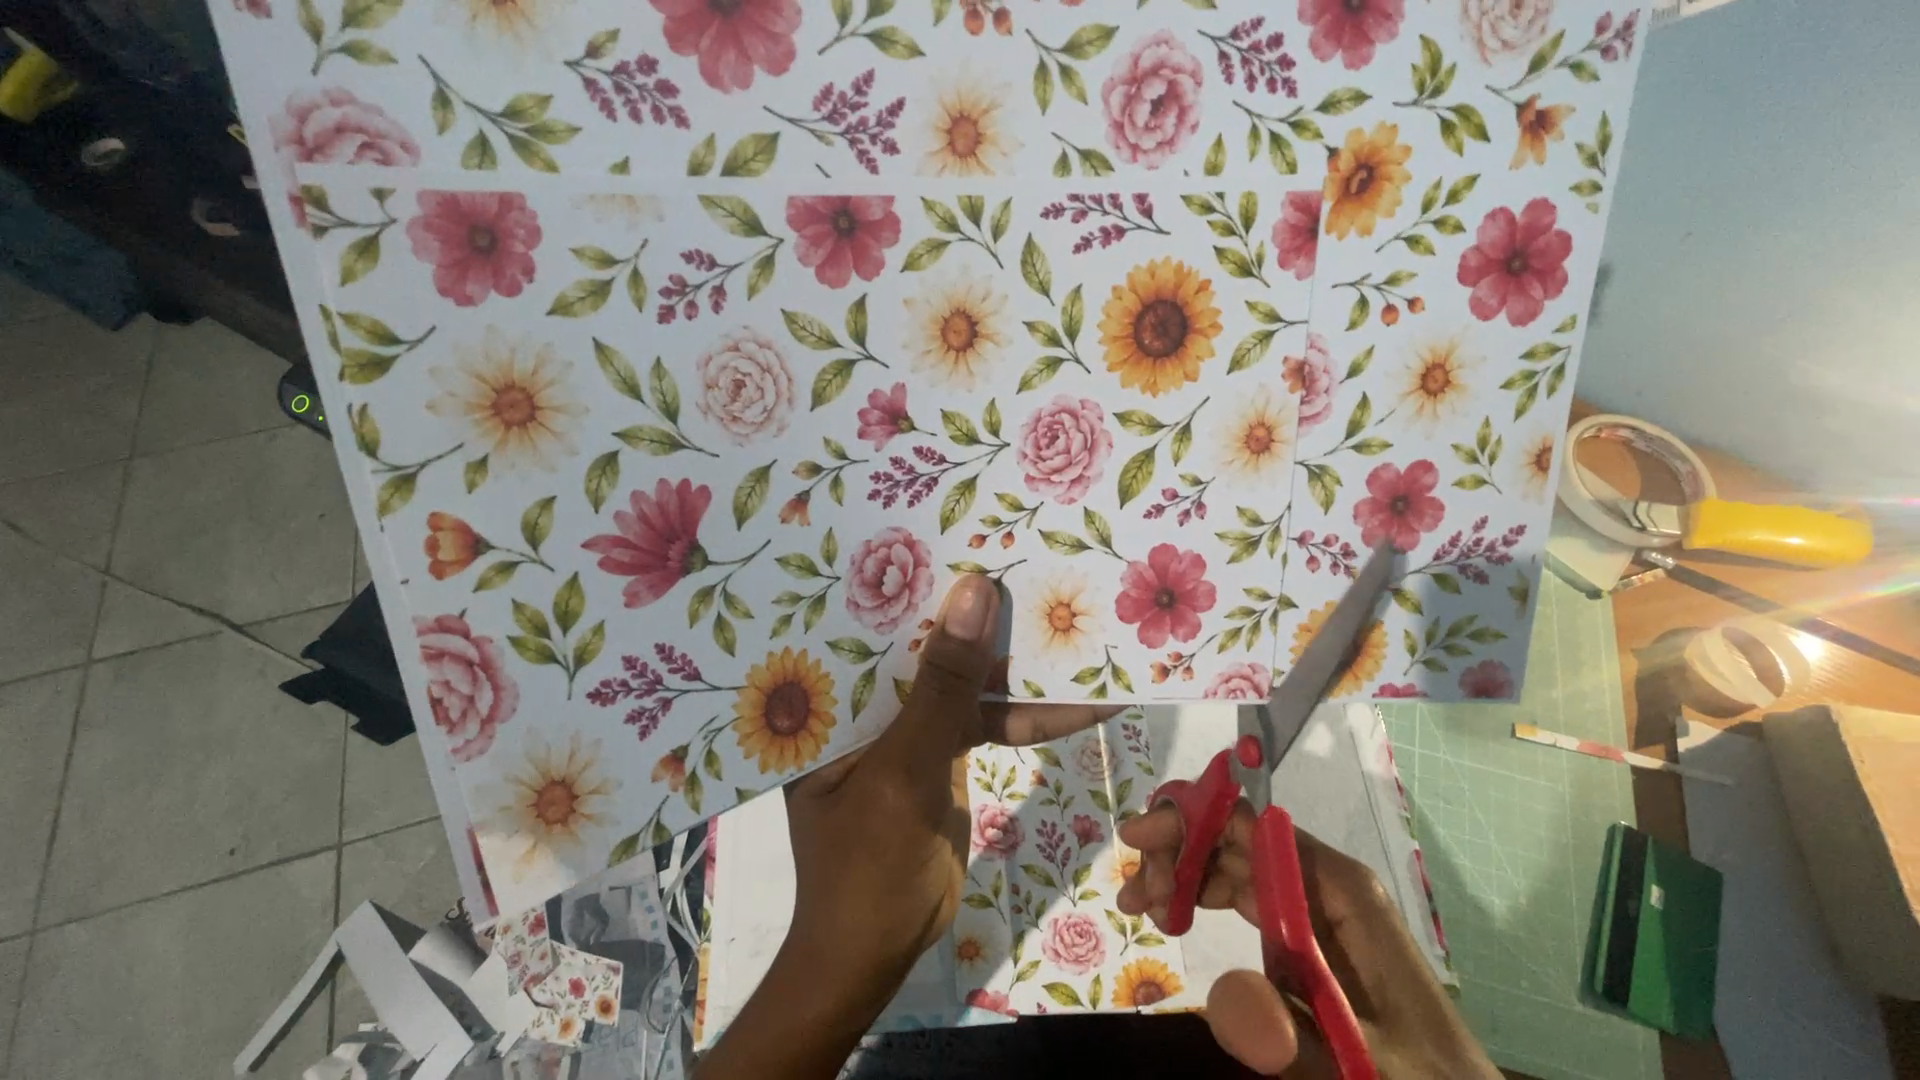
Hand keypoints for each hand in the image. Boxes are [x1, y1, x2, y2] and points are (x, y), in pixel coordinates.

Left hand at [785, 574, 1117, 985]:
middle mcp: (861, 698)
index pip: (864, 619)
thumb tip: (973, 594)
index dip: (910, 576)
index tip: (959, 528)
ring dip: (1018, 665)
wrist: (879, 952)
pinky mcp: (942, 751)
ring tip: (1074, 622)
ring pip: (964, 680)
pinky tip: (1085, 703)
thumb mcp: (904, 770)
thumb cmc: (866, 866)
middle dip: (976, 612)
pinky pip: (987, 719)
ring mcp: (906, 725)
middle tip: (1031, 561)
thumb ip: (941, 687)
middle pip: (922, 642)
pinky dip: (1031, 715)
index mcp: (826, 695)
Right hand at [1117, 803, 1498, 1078]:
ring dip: (1180, 873)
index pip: (1254, 826)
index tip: (1140, 839)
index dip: (1193, 819)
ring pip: (1232, 862)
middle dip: (1176, 849)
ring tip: (1136, 903)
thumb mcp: (1363, 1067)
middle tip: (1130, 888)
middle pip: (1235, 837)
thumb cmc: (1423, 1079)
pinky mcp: (1303, 932)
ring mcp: (1312, 905)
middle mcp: (1323, 882)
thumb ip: (1293, 1040)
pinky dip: (1200, 896)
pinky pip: (1243, 894)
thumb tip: (1218, 997)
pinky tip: (1171, 914)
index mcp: (1340, 889)